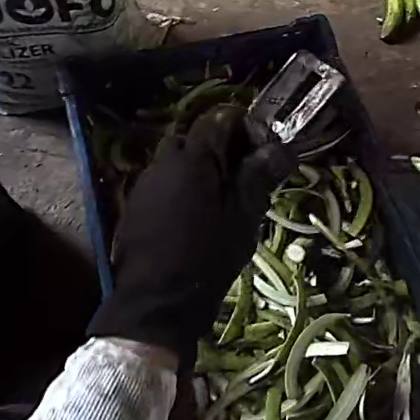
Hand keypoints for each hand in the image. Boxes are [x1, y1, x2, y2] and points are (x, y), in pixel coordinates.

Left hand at [88, 106, 295, 366]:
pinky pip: (165, 183)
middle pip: (197, 137)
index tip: (265, 152)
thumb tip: (283, 147)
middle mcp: (164, 162)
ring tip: (226, 198)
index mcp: (193, 158)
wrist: (157, 301)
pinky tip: (199, 216)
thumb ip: (259, 175)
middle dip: (224, 148)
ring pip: (179, 160)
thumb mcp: (244, 215)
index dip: (247, 127)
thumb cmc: (208, 255)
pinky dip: (185, 187)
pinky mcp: (136, 206)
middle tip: (247, 175)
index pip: (220, 118)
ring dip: (203, 168)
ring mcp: (145, 183)